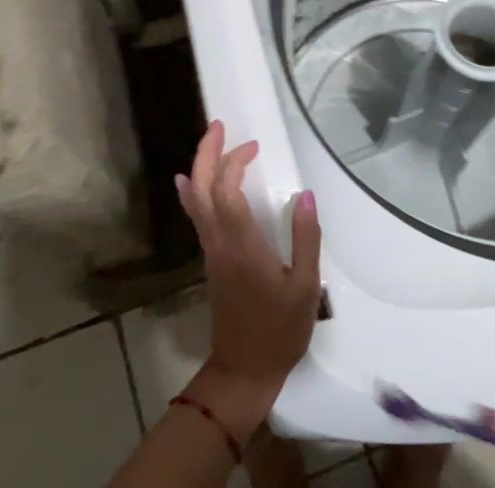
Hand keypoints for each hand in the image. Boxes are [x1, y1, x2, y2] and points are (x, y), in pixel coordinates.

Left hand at [176, 120, 322, 430]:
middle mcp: (219, 242)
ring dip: (199, 167)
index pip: (227, 191)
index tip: (254, 147)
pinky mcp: (212, 261)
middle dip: (206, 154)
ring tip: (210, 141)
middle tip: (219, 125)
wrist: (244, 368)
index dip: (234, 163)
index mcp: (241, 245)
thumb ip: (305, 240)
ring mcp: (211, 252)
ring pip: (195, 201)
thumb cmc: (279, 330)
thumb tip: (305, 196)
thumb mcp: (304, 288)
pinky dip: (193, 192)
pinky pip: (196, 217)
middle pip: (201, 189)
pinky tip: (190, 183)